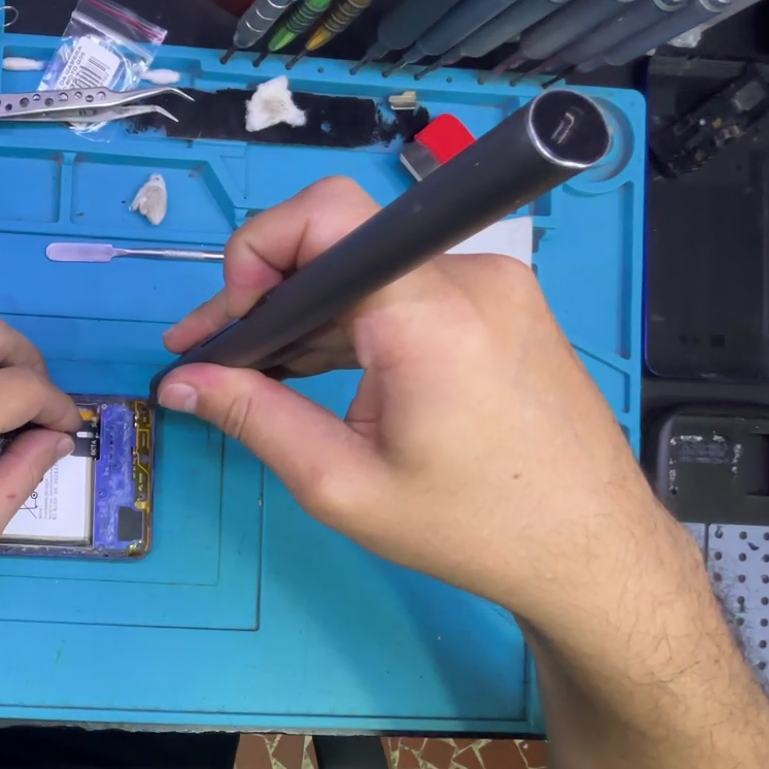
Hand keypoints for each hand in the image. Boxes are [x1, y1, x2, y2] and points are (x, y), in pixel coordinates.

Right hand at [156, 178, 693, 634]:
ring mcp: (485, 290)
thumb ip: (251, 417)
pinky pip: (391, 295)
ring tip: (243, 370)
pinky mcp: (492, 309)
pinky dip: (337, 326)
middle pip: (331, 247)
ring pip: (357, 273)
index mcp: (427, 314)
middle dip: (257, 295)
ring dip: (294, 315)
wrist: (591, 552)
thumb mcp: (336, 481)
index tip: (232, 323)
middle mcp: (464, 278)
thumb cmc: (467, 525)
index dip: (257, 251)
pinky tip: (300, 368)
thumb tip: (178, 383)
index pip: (325, 215)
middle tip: (206, 355)